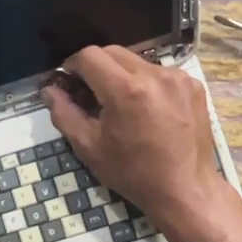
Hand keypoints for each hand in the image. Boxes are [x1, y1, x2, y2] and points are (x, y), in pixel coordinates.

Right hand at [40, 46, 231, 228]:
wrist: (184, 190)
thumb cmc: (133, 173)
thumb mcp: (89, 147)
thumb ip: (64, 114)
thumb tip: (49, 90)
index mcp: (125, 90)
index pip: (89, 56)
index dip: (72, 65)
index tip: (68, 80)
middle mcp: (154, 75)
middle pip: (113, 52)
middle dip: (95, 67)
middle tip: (89, 92)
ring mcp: (178, 78)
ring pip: (137, 62)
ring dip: (121, 75)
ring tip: (119, 104)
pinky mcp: (193, 85)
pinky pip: (160, 73)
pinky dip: (146, 84)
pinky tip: (146, 109)